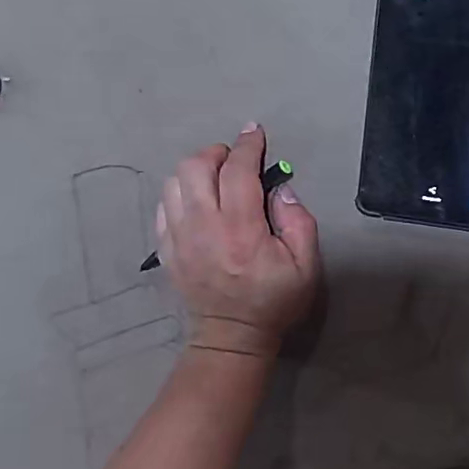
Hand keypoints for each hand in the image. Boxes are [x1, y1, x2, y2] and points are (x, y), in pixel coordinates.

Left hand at [155, 124, 321, 358]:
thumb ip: (298, 221)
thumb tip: (280, 188)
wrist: (231, 337)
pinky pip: (163, 205)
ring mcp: (178, 238)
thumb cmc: (274, 301)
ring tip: (215, 179)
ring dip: (196, 171)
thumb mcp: (306, 265)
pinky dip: (179, 193)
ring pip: (174, 182)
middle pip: (195, 167)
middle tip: (235, 161)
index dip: (248, 145)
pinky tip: (197, 201)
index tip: (254, 132)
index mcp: (241, 229)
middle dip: (217, 153)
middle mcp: (203, 226)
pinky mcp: (165, 249)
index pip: (239, 170)